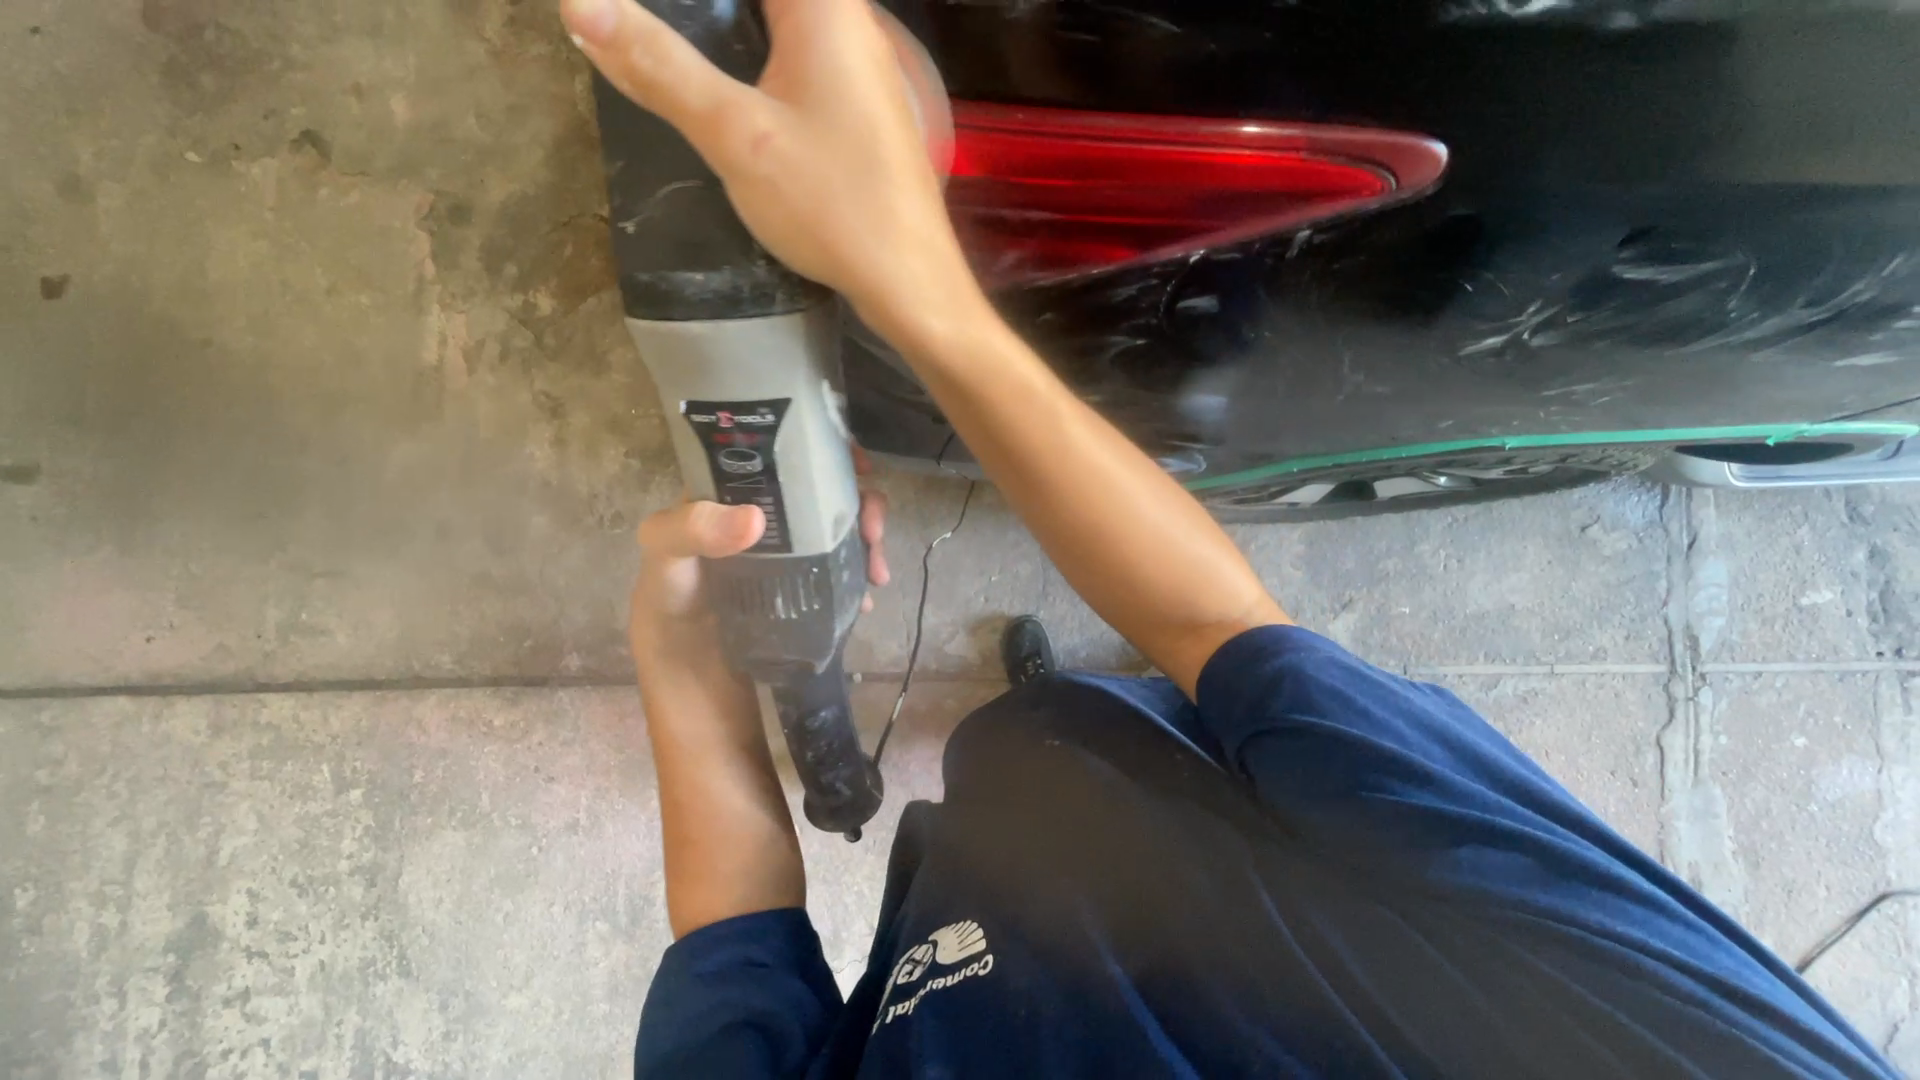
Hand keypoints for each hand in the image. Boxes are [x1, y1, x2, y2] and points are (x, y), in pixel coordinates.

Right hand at [561, 0, 981, 341]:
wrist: (910, 282)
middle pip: (768, 1)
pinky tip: (722, 81)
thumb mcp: (737, 137)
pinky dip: (755, 54)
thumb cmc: (833, 206)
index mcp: (825, 6)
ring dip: (729, 27)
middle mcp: (851, 22)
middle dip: (707, 13)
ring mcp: (862, 68)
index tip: (650, 13)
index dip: (696, 0)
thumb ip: (660, 68)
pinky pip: (799, 55)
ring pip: (783, 22)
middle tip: (646, 26)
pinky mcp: (861, 110)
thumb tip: (578, 3)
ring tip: (667, 39)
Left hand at [629, 452, 889, 673]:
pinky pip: (841, 573)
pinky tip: (868, 598)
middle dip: (860, 504)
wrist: (686, 678)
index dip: (824, 451)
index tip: (857, 465)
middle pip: (824, 494)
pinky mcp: (805, 590)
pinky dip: (861, 579)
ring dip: (868, 542)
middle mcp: (766, 519)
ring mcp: (790, 556)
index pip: (783, 457)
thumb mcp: (665, 558)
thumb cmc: (668, 605)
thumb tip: (756, 518)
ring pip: (840, 532)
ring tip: (877, 572)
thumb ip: (693, 530)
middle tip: (873, 529)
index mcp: (732, 495)